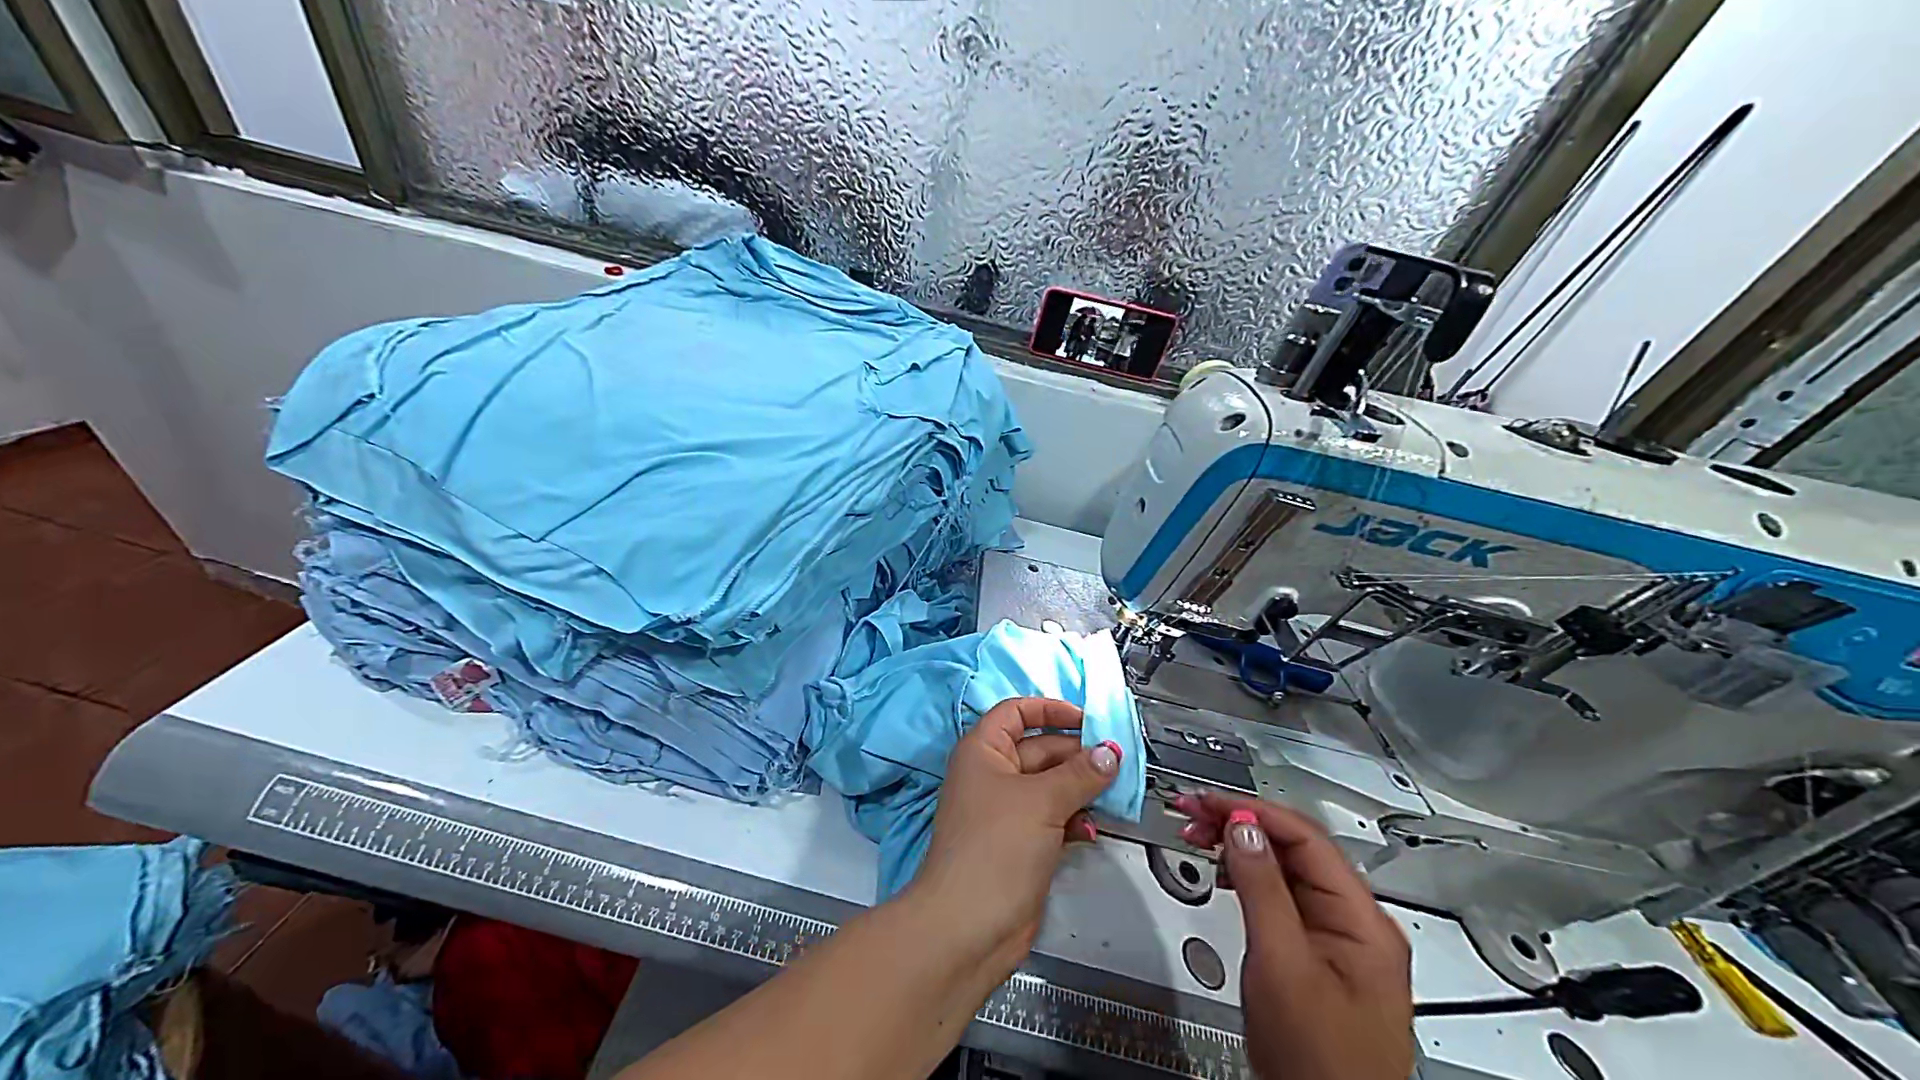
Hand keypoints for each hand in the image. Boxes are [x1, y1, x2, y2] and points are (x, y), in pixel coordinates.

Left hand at [909, 697, 1120, 973]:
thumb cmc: (993, 850)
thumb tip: (1109, 753)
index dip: (1050, 710)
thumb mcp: (1042, 801)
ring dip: (1080, 789)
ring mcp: (1006, 811)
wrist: (969, 926)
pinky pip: (1053, 819)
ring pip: (1050, 786)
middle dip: (1077, 755)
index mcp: (983, 751)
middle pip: (1040, 749)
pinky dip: (1073, 820)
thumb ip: (1080, 774)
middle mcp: (992, 775)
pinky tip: (1090, 828)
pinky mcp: (1020, 844)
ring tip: (1110, 795)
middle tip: (1114, 762)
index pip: (1016, 712)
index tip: (1086, 720)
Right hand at [1177, 794, 1412, 1079]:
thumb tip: (1243, 828)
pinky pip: (1281, 894)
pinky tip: (1224, 870)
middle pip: (1296, 848)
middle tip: (1193, 812)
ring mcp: (1337, 937)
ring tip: (1198, 834)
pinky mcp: (1316, 951)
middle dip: (1242, 823)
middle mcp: (1356, 921)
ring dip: (1241, 845)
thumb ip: (1262, 888)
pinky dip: (1247, 874)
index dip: (1253, 811)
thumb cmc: (1318, 1061)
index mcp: (1362, 920)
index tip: (1209, 802)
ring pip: (1286, 868)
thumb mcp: (1281, 964)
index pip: (1305, 838)